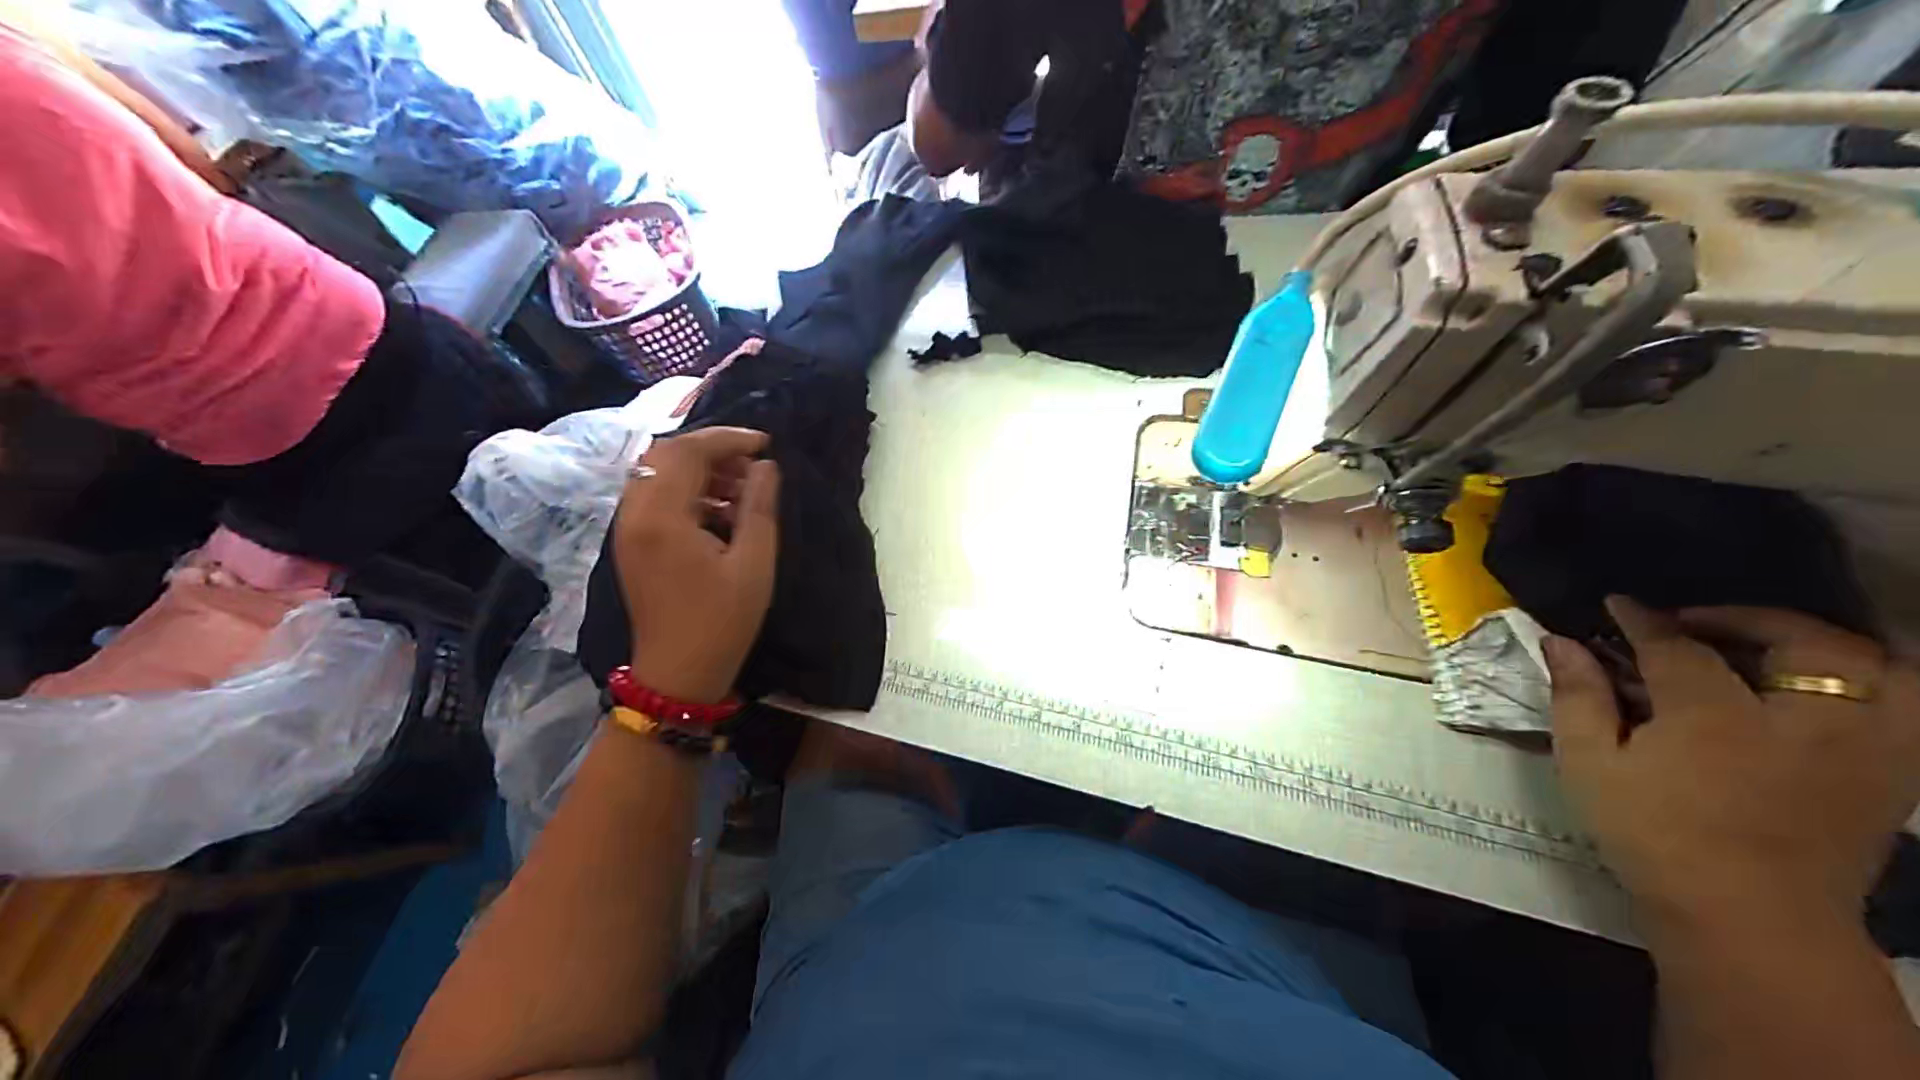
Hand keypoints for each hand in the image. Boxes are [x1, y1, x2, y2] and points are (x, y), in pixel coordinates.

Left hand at [611, 427, 778, 703]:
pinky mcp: (631, 543)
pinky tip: (720, 510)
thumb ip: (760, 507)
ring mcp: (627, 529)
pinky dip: (686, 490)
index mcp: (662, 517)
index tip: (765, 444)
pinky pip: (654, 496)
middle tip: (753, 463)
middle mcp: (634, 514)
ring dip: (699, 469)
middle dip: (712, 449)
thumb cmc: (722, 621)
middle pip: (666, 454)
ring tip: (742, 487)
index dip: (728, 439)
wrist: (677, 673)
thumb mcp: (754, 564)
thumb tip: (765, 466)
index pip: (687, 451)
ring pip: (657, 473)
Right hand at [1546, 597, 1919, 930]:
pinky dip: (1869, 685)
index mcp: (1719, 718)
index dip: (1644, 621)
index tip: (1618, 605)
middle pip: (1804, 640)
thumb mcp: (1589, 764)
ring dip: (1825, 646)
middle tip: (1697, 622)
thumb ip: (1578, 696)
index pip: (1680, 647)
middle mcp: (1808, 721)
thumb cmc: (1651, 834)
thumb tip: (1561, 641)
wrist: (1747, 916)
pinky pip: (1907, 709)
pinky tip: (1818, 693)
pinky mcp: (1893, 776)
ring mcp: (1866, 750)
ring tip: (1772, 649)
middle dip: (1747, 618)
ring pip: (1882, 669)